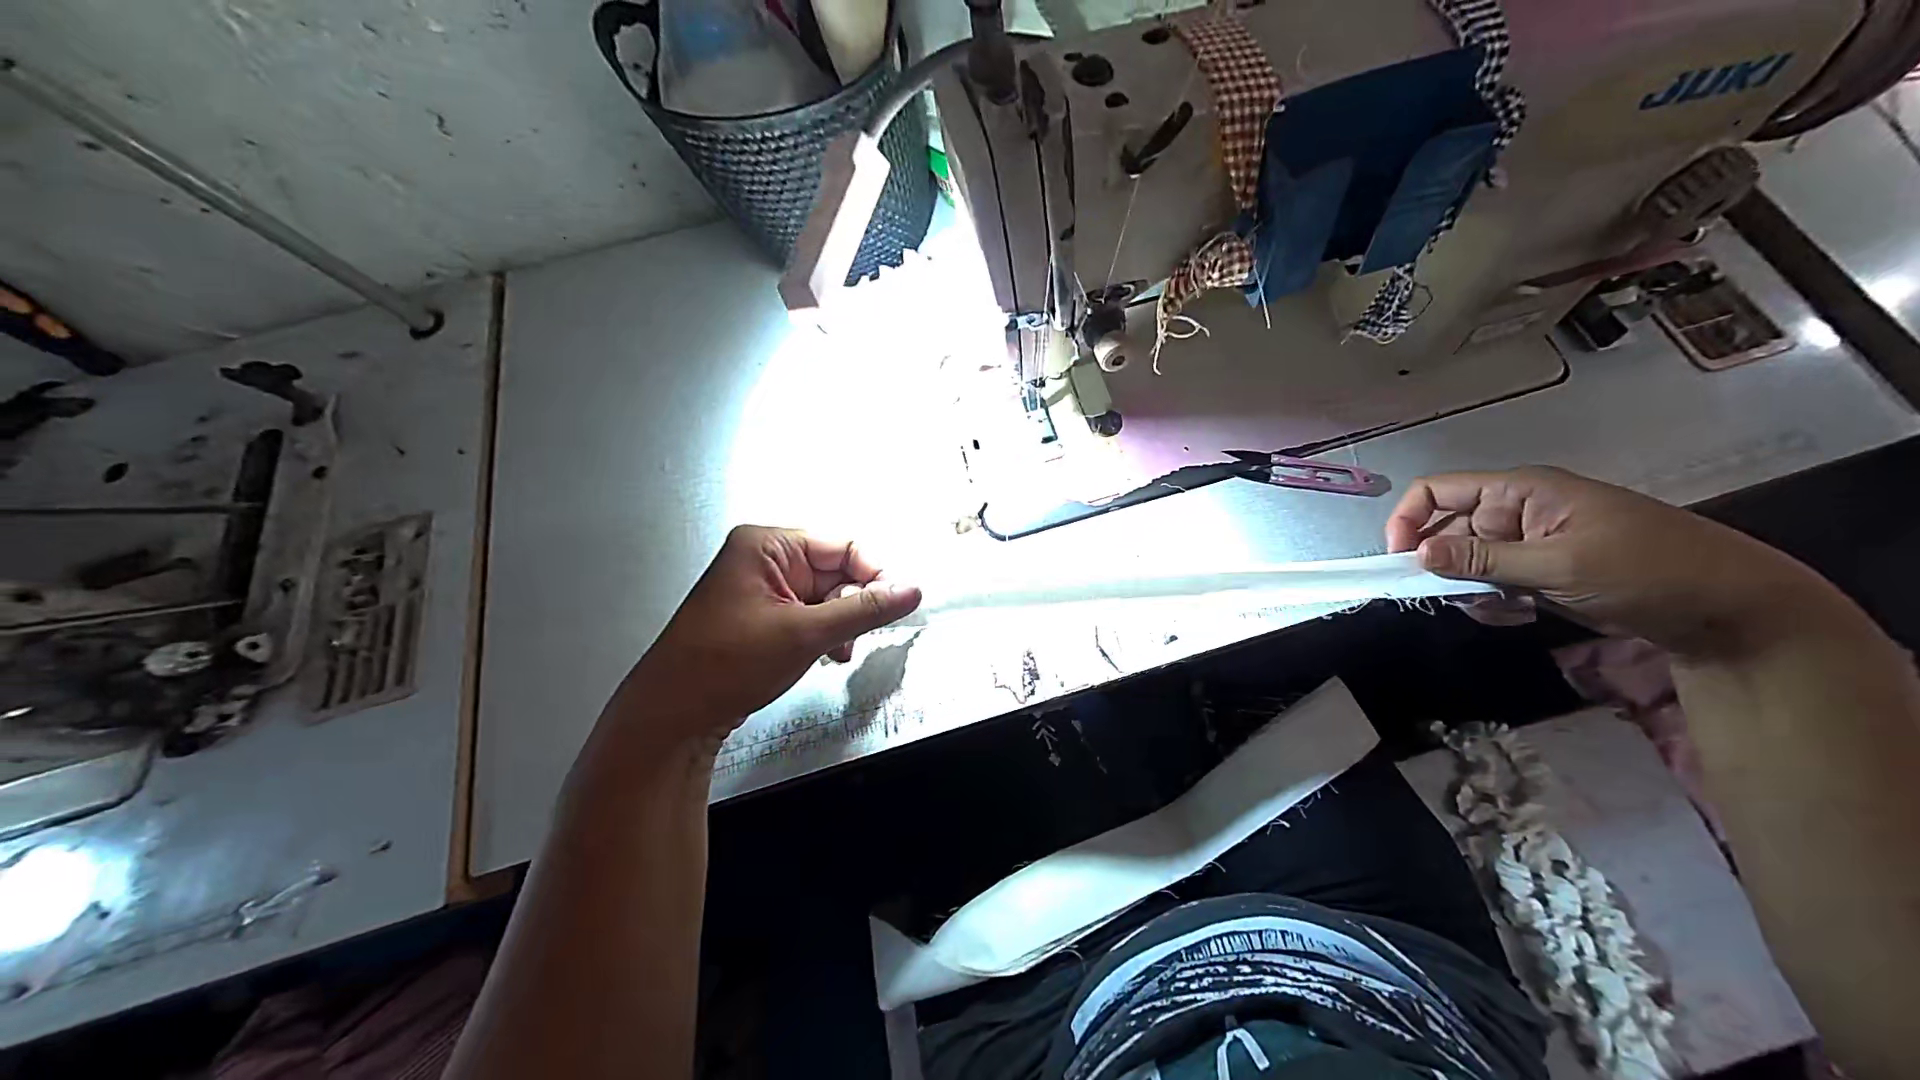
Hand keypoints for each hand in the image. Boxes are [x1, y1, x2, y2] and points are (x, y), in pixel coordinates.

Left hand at [613, 526, 921, 747]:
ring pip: (827, 597)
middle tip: (857, 633)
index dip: (874, 575)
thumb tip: (906, 590)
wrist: (674, 715)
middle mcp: (763, 560)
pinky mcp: (764, 616)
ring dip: (840, 624)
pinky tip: (824, 655)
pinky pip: (811, 615)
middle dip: (853, 605)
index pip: (844, 545)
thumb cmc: (715, 667)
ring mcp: (763, 589)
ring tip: (834, 649)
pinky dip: (825, 635)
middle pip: (837, 571)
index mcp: (766, 545)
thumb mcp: (805, 634)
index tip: (897, 600)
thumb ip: (864, 610)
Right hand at [1385, 466, 1831, 658]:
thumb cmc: (1646, 570)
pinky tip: (1514, 615)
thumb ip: (1482, 560)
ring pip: (1465, 562)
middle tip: (1455, 596)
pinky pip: (1490, 582)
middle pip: (1447, 530)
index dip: (1408, 519)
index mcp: (1521, 491)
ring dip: (1468, 588)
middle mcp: (1517, 511)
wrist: (1728, 610)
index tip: (1399, 560)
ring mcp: (1528, 543)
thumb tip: (1415, 556)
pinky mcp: (1540, 572)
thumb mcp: (1559, 564)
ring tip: (1499, 609)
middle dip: (1442, 564)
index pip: (1438, 491)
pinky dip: (1491, 601)